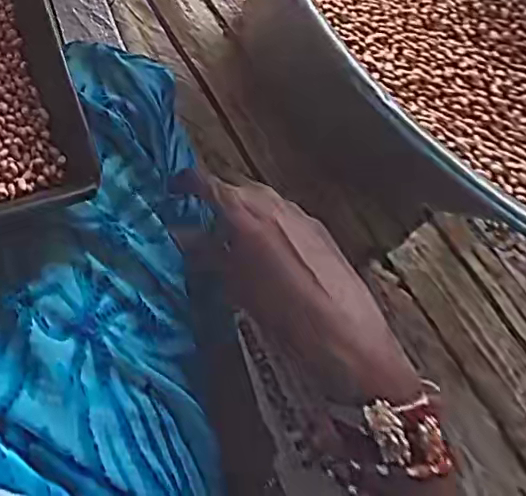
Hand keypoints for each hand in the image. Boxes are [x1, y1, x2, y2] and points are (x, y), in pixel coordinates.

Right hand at [198, 172, 422, 404]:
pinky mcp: (319, 229)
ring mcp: (298, 213)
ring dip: (240, 210)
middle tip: (198, 218)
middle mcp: (271, 202)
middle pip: (233, 185)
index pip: (205, 181)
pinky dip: (265, 222)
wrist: (354, 344)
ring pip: (259, 198)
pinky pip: (281, 213)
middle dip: (214, 197)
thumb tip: (179, 233)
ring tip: (229, 236)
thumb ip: (206, 253)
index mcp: (245, 210)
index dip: (184, 182)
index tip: (171, 191)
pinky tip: (265, 250)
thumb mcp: (236, 286)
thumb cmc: (286, 316)